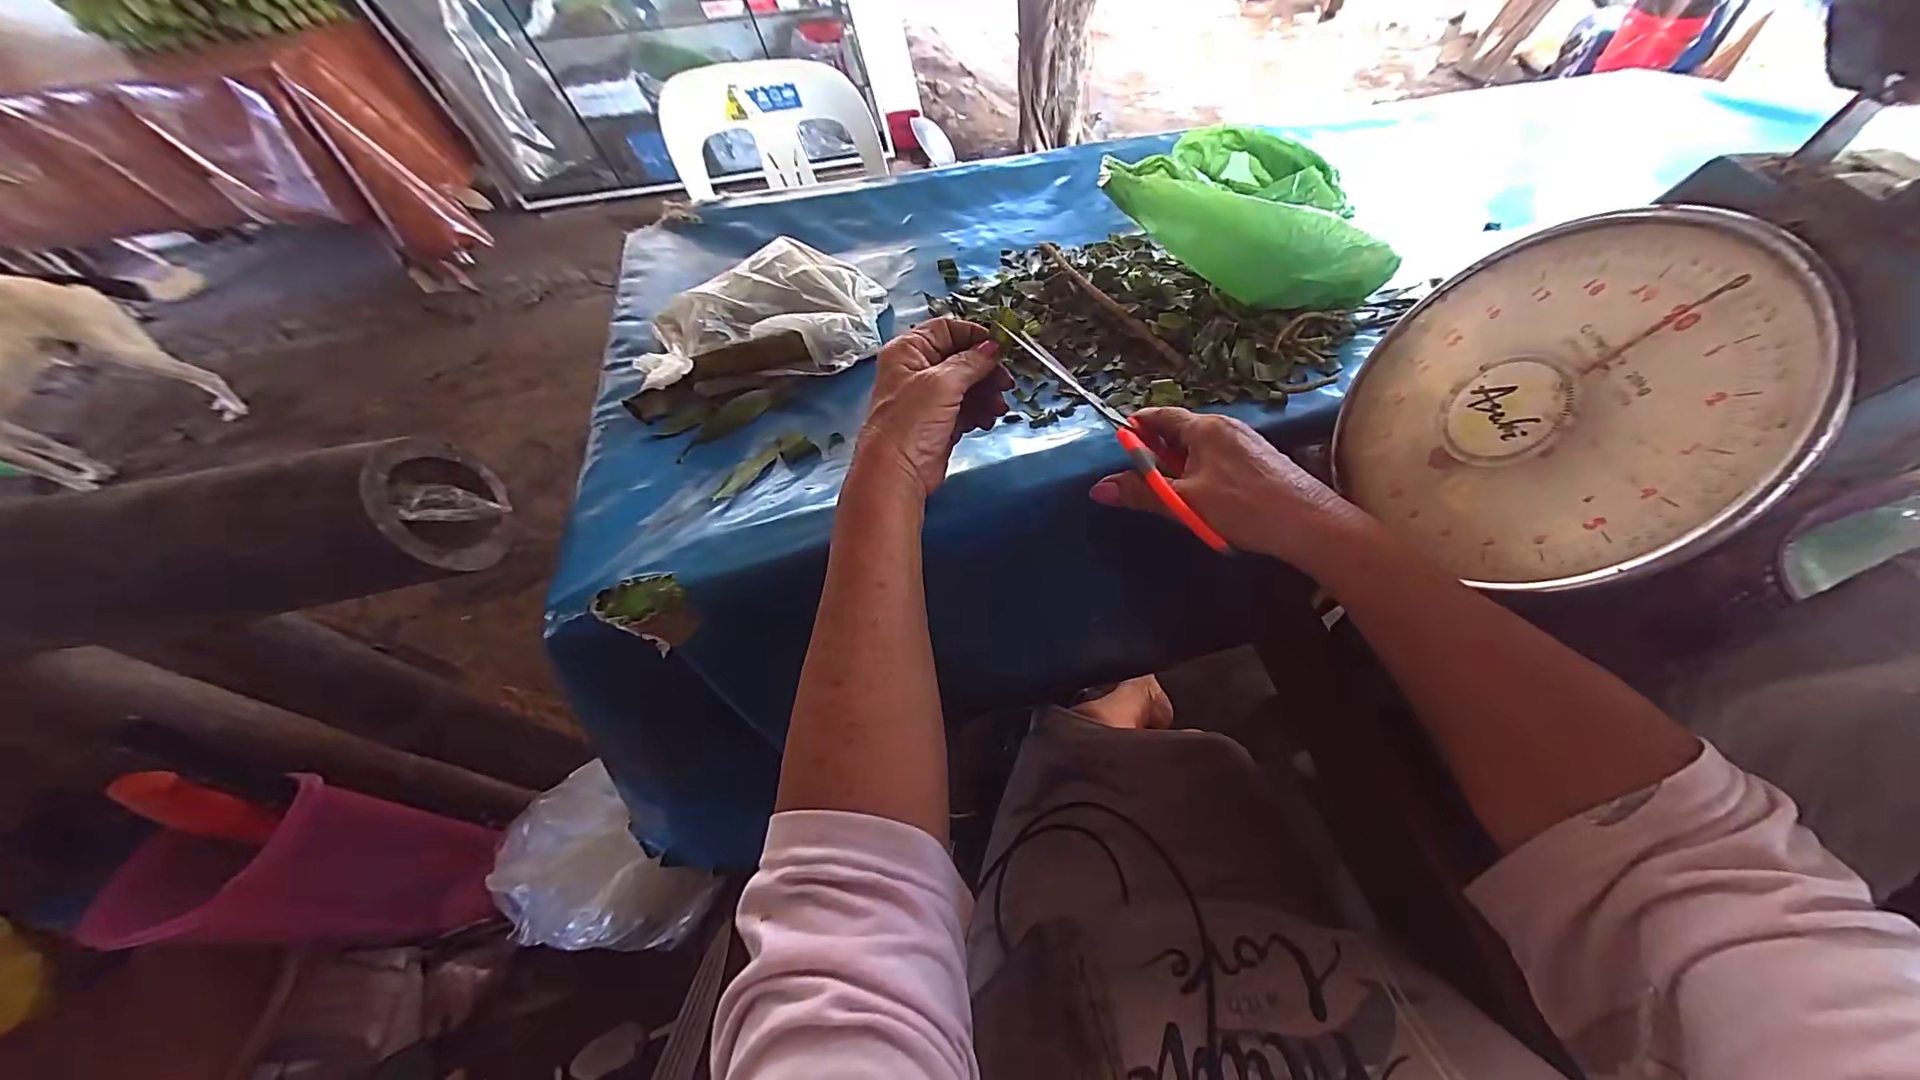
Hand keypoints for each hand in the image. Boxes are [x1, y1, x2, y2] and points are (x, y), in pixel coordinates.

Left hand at [854, 317, 1012, 496]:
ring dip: (987, 395)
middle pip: (961, 360)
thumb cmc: (909, 423)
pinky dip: (980, 412)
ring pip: (967, 387)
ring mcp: (928, 399)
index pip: (946, 329)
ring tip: (998, 408)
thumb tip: (992, 348)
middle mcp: (917, 371)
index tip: (999, 348)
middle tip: (1006, 383)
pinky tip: (988, 420)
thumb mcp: (942, 383)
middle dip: (986, 371)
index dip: (974, 336)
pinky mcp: (939, 424)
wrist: (897, 472)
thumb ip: (971, 362)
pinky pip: (966, 410)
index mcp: (908, 351)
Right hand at [1088, 407, 1362, 565]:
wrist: (1311, 525)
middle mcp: (1226, 427)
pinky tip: (1203, 499)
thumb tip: (1099, 489)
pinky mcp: (1259, 461)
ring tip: (1170, 493)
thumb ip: (1141, 493)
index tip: (1119, 445)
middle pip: (1178, 432)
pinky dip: (1199, 472)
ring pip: (1198, 448)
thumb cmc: (1243, 507)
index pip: (1160, 416)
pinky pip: (1217, 459)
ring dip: (1178, 466)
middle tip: (1140, 478)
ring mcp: (1246, 443)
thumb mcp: (1185, 502)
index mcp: (1205, 428)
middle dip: (1156, 451)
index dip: (1136, 428)